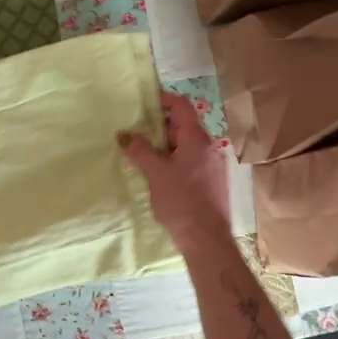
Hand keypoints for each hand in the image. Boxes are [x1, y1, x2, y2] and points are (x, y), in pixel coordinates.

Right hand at [120, 92, 231, 248]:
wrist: (206, 238)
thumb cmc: (181, 201)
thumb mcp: (156, 174)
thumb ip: (140, 151)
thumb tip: (124, 134)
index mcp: (198, 139)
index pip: (182, 107)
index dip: (164, 100)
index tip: (143, 101)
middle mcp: (209, 147)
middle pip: (184, 126)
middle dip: (160, 126)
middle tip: (136, 130)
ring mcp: (213, 165)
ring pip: (187, 145)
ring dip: (166, 145)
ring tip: (143, 153)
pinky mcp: (212, 182)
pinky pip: (191, 161)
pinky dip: (174, 159)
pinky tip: (159, 173)